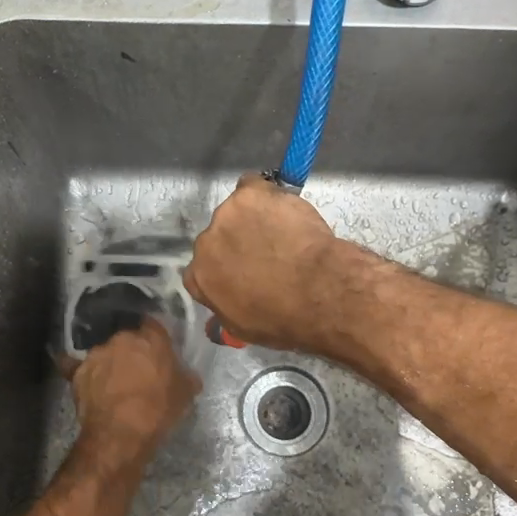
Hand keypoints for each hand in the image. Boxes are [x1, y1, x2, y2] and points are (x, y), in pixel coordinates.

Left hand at [62, 318, 199, 472]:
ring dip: (110, 361)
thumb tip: (188, 374)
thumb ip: (187, 377)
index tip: (158, 349)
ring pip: (105, 352)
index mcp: (151, 338)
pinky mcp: (77, 371)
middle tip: (138, 369)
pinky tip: (76, 372)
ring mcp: (96, 353)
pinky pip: (74, 365)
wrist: (120, 433)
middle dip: (132, 350)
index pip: (154, 324)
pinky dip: (78, 368)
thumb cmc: (158, 410)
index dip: (155, 337)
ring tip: (113, 382)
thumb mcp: (186, 394)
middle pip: (127, 338)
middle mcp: (121, 338)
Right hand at [184, 173, 381, 352]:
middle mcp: (205, 244)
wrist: (317, 290)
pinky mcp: (251, 194)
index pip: (200, 269)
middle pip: (219, 236)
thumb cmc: (283, 318)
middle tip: (269, 253)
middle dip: (239, 242)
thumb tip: (216, 322)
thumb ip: (225, 312)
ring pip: (238, 210)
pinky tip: (285, 207)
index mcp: (199, 278)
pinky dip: (268, 194)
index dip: (223, 268)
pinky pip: (254, 185)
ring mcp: (227, 215)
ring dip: (256, 218)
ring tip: (285, 233)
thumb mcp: (245, 330)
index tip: (243, 272)